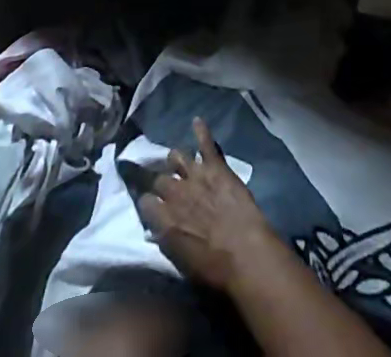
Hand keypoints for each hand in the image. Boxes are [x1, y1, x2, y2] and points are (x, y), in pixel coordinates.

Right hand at [137, 117, 282, 291]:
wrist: (246, 252)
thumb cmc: (214, 268)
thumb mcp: (181, 262)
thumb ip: (166, 239)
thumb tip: (157, 228)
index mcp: (163, 218)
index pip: (145, 202)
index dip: (150, 204)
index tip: (153, 207)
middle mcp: (174, 192)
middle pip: (159, 178)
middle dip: (160, 182)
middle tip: (167, 187)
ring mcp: (195, 175)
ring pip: (177, 156)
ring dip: (177, 160)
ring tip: (180, 163)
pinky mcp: (216, 167)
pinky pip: (206, 143)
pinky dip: (202, 131)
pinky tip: (198, 122)